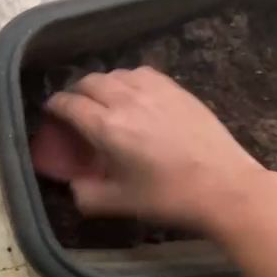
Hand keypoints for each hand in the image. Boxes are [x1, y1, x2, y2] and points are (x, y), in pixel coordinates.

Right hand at [43, 67, 273, 230]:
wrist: (226, 187)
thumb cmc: (170, 197)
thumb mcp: (121, 203)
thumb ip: (87, 194)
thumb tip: (73, 186)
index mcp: (107, 128)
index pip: (69, 104)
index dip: (54, 105)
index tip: (51, 111)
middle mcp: (125, 101)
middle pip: (88, 82)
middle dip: (75, 93)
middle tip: (75, 108)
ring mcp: (153, 91)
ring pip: (114, 74)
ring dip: (101, 84)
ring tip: (103, 100)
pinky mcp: (176, 89)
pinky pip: (141, 73)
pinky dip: (127, 80)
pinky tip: (133, 94)